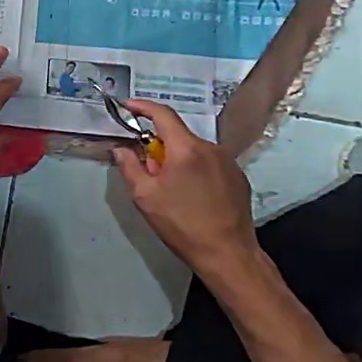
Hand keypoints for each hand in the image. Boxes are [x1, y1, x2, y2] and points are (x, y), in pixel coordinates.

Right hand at [111, 100, 257, 271]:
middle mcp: (211, 148)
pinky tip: (194, 197)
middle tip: (148, 172)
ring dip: (178, 160)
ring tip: (172, 190)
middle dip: (159, 146)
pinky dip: (195, 170)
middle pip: (177, 136)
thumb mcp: (145, 197)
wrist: (228, 255)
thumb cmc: (182, 224)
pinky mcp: (238, 177)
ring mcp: (228, 162)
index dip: (143, 107)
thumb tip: (122, 149)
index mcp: (186, 148)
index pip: (162, 114)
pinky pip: (209, 163)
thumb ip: (129, 166)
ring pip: (193, 150)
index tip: (128, 107)